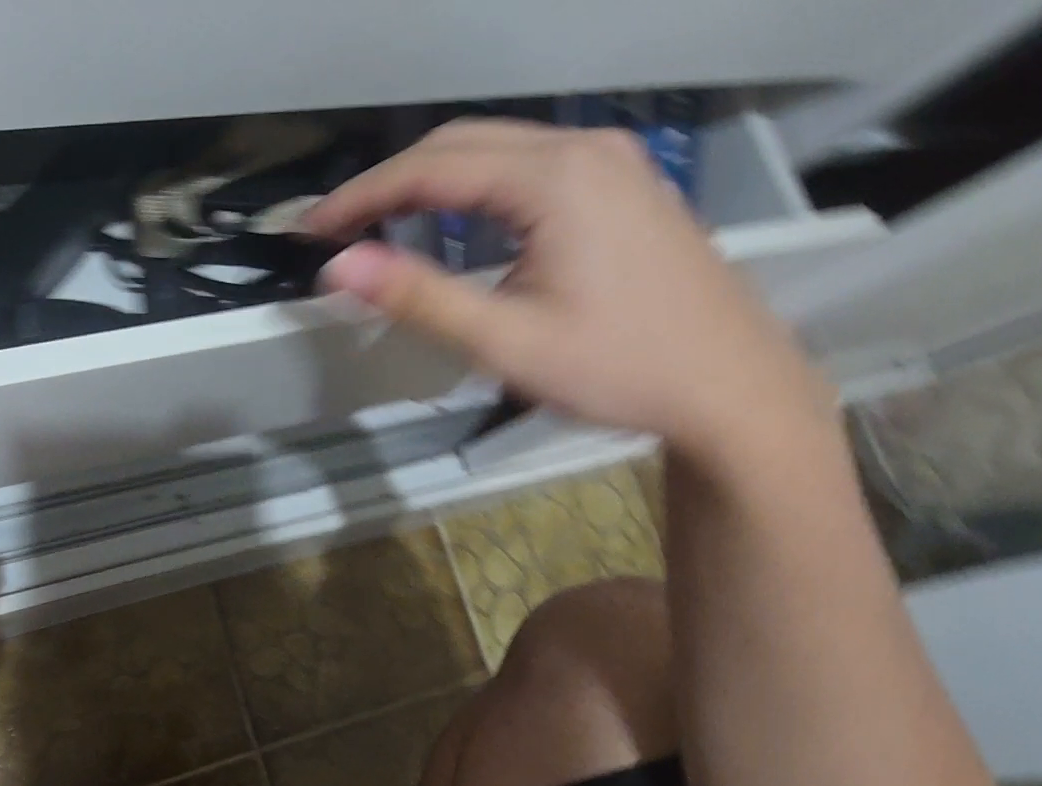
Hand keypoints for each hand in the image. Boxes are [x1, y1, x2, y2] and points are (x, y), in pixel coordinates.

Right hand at [305, 120, 835, 456]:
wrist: (732, 386)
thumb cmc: (620, 368)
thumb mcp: (507, 342)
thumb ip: (420, 298)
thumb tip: (338, 267)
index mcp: (555, 179)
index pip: (430, 169)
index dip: (361, 197)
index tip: (309, 229)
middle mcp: (584, 149)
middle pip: (460, 144)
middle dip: (388, 181)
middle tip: (336, 226)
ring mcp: (611, 162)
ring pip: (495, 149)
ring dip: (429, 179)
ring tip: (379, 221)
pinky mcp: (623, 183)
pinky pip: (528, 164)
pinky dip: (474, 184)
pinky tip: (453, 219)